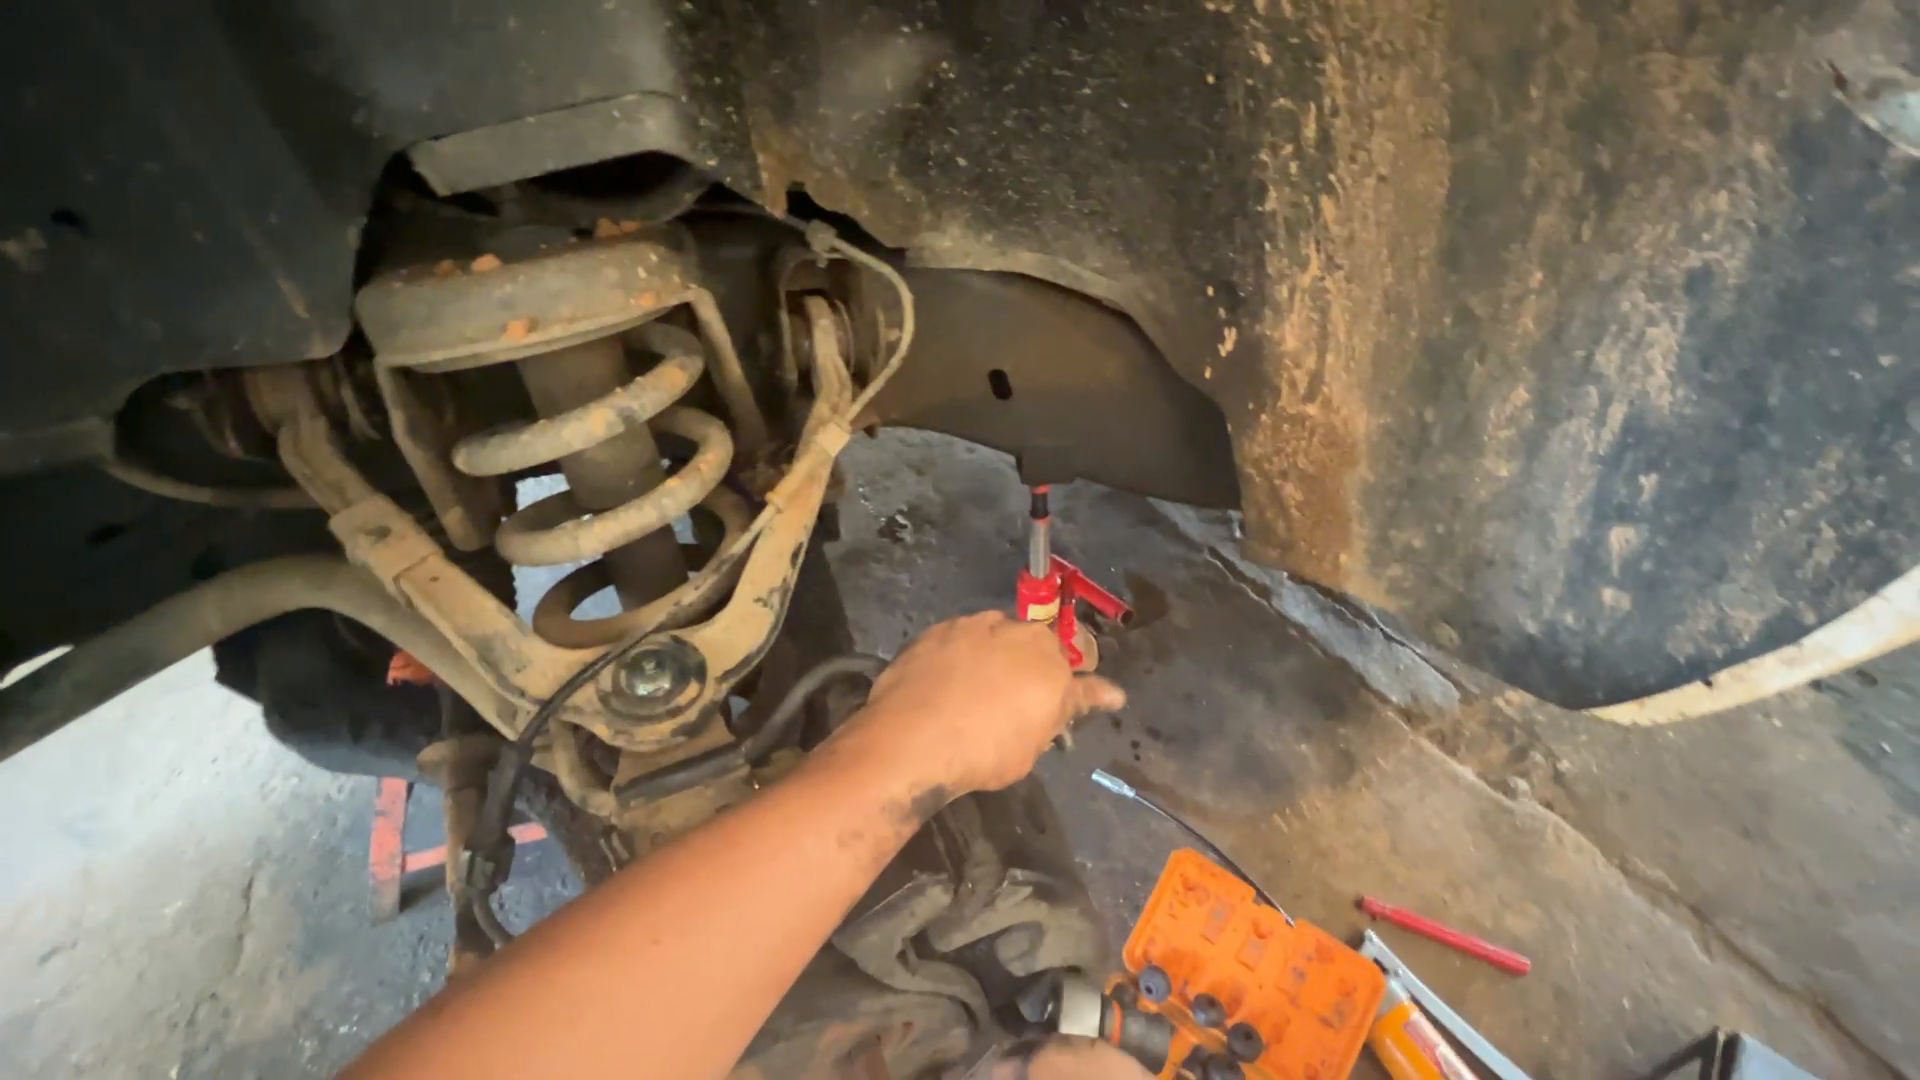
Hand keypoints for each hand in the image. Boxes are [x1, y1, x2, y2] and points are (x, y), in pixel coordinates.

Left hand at [835, 612, 1125, 795]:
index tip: (1107, 696)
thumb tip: (1092, 698)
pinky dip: (959, 654)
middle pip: (1036, 648)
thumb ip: (1055, 717)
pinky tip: (946, 678)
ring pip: (996, 635)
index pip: (1081, 681)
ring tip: (977, 684)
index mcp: (1051, 666)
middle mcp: (1019, 634)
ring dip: (995, 653)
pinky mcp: (939, 628)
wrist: (914, 737)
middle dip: (1034, 666)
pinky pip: (959, 638)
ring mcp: (976, 626)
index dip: (1092, 691)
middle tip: (1020, 694)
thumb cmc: (983, 752)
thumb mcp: (1030, 748)